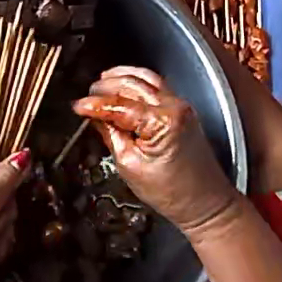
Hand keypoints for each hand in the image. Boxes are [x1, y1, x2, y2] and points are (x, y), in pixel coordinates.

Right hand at [72, 67, 237, 236]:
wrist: (204, 204)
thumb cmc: (172, 192)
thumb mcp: (128, 165)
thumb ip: (110, 134)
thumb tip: (94, 116)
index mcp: (161, 122)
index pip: (119, 105)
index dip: (94, 104)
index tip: (77, 107)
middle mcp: (174, 107)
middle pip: (130, 84)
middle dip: (104, 88)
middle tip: (86, 98)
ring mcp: (180, 105)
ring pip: (143, 77)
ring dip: (119, 78)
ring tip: (99, 86)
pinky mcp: (181, 108)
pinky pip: (155, 84)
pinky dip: (135, 80)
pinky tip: (121, 84)